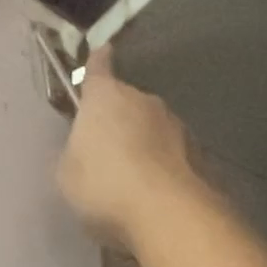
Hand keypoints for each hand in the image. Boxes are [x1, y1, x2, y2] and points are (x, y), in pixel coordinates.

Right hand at [56, 48, 205, 244]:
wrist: (166, 213)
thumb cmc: (105, 187)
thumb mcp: (67, 176)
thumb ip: (72, 156)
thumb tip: (80, 152)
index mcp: (105, 97)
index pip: (98, 70)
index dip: (97, 64)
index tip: (101, 53)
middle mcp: (144, 102)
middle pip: (128, 105)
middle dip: (120, 122)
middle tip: (110, 153)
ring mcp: (176, 127)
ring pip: (155, 131)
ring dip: (146, 147)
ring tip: (136, 180)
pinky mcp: (199, 155)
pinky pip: (173, 157)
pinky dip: (165, 169)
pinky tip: (158, 194)